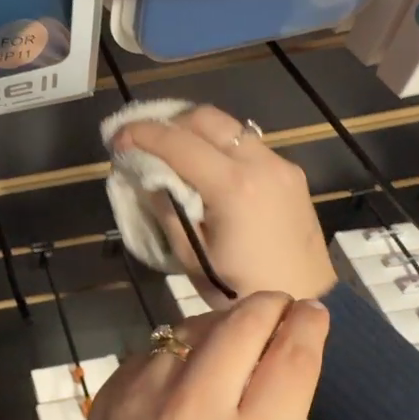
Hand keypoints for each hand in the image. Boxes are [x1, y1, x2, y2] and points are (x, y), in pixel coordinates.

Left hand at [65, 294, 328, 419]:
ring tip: (239, 330)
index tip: (314, 311)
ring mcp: (146, 394)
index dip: (309, 326)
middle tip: (280, 305)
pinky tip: (193, 357)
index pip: (292, 359)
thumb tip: (287, 363)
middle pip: (242, 325)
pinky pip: (157, 348)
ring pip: (194, 327)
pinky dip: (182, 344)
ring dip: (223, 321)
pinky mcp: (112, 389)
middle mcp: (197, 409)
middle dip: (269, 305)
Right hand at [112, 106, 336, 304]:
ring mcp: (280, 165)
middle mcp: (260, 163)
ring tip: (170, 151)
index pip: (178, 142)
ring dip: (194, 131)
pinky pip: (247, 144)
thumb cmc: (238, 287)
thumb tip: (146, 175)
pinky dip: (218, 146)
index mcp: (233, 186)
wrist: (303, 301)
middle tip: (143, 141)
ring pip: (229, 126)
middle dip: (168, 122)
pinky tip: (204, 168)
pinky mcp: (290, 173)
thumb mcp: (189, 254)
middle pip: (206, 118)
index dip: (141, 134)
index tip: (115, 138)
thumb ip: (165, 207)